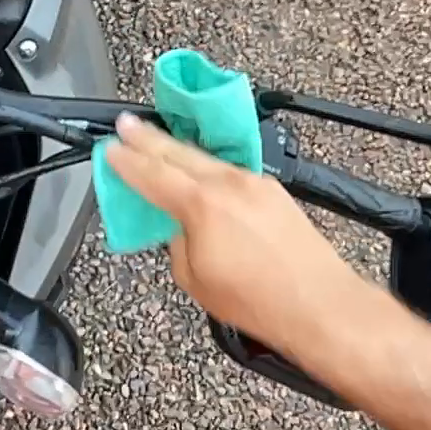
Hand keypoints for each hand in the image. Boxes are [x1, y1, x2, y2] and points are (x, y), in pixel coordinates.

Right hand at [102, 114, 374, 359]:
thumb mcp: (193, 278)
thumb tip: (179, 225)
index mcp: (202, 205)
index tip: (110, 149)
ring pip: (205, 158)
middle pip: (178, 152)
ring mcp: (254, 184)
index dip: (126, 161)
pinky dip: (205, 165)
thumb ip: (177, 240)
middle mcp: (228, 184)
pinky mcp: (272, 192)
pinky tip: (196, 167)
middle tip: (126, 124)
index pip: (152, 174)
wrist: (320, 305)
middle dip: (148, 138)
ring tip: (155, 139)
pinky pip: (228, 170)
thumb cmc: (256, 301)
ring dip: (176, 148)